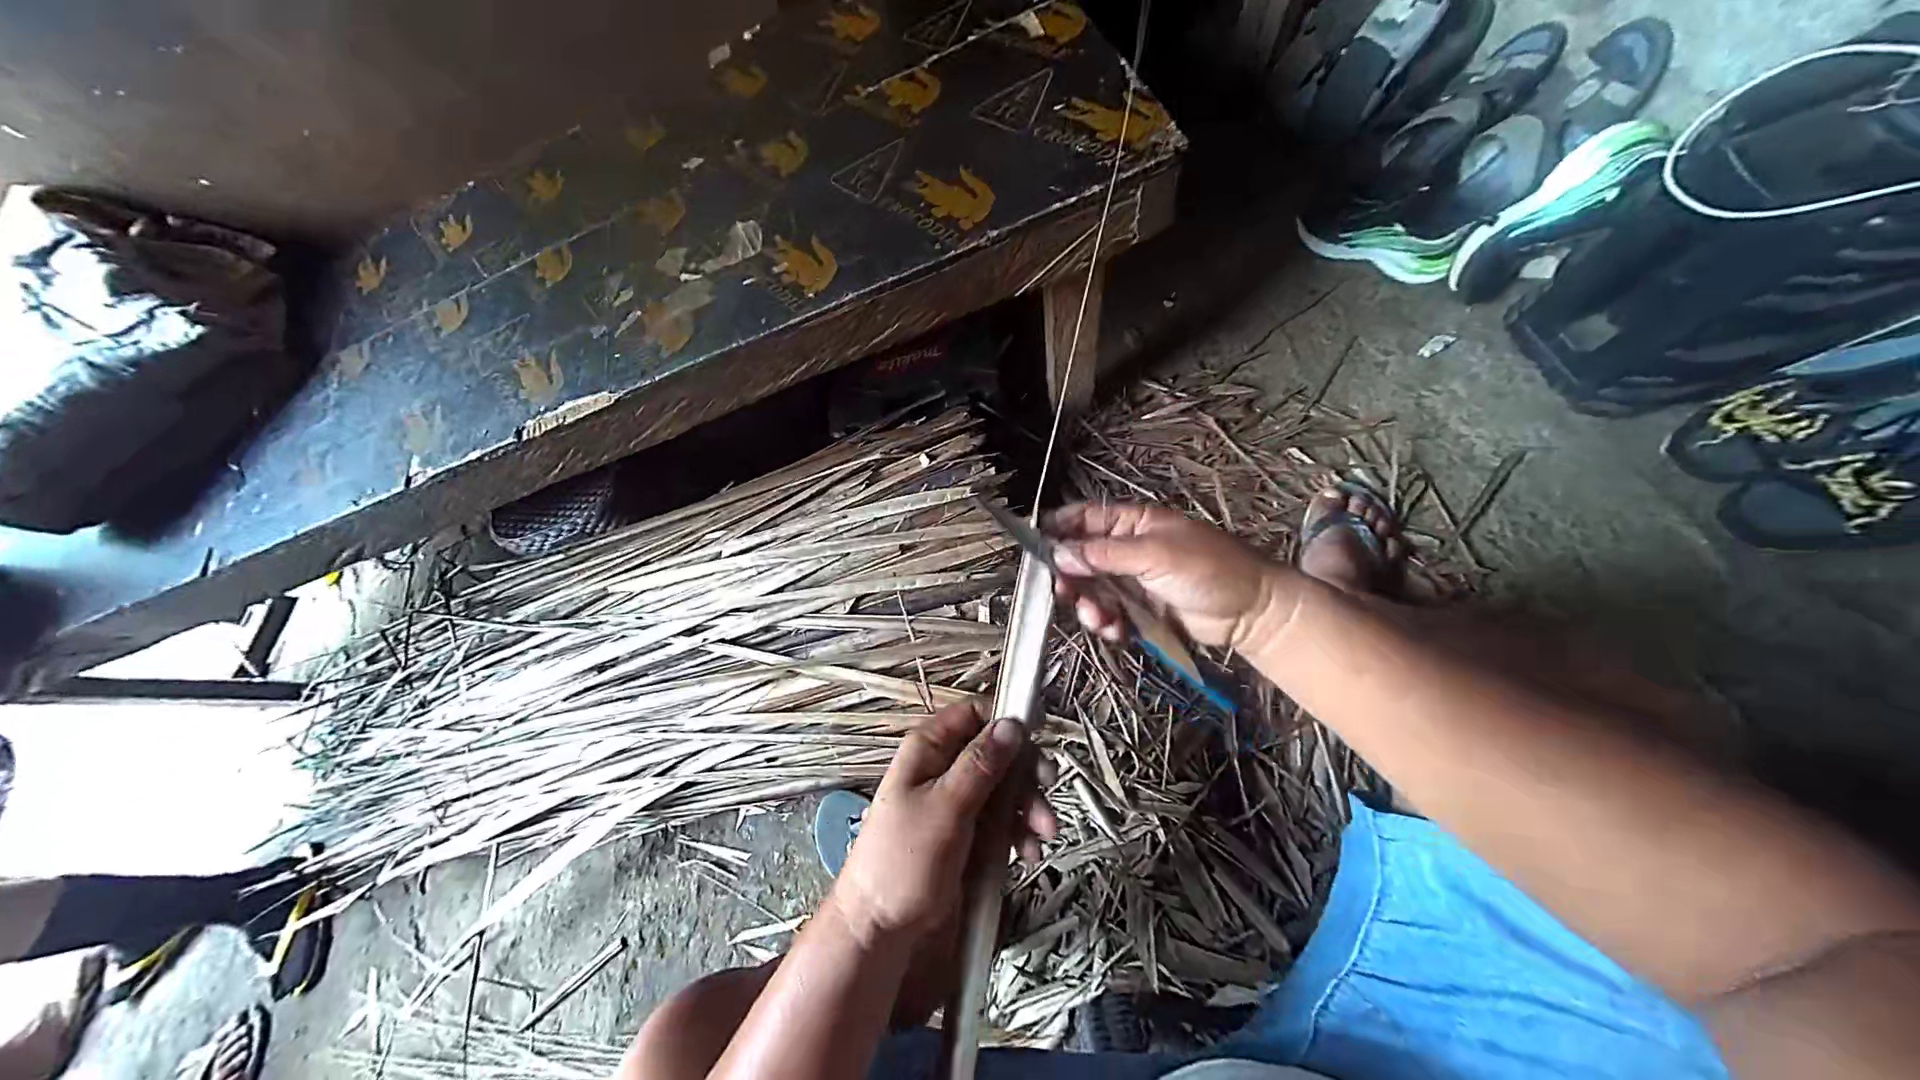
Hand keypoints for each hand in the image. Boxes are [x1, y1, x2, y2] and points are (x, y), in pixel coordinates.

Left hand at [830, 702, 1056, 947]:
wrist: (881, 929)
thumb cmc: (903, 863)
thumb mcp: (945, 808)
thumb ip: (980, 765)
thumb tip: (1010, 725)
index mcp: (928, 750)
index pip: (972, 714)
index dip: (1005, 723)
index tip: (1035, 742)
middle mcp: (943, 770)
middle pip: (996, 752)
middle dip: (1025, 774)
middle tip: (1046, 791)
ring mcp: (956, 803)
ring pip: (1004, 787)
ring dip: (1028, 808)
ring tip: (1042, 836)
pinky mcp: (967, 834)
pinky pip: (1001, 820)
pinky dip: (1019, 832)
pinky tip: (1028, 852)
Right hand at [1045, 502, 1291, 649]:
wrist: (1251, 611)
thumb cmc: (1208, 569)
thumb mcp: (1153, 554)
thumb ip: (1103, 554)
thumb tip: (1059, 553)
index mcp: (1132, 523)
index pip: (1084, 518)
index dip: (1059, 529)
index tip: (1035, 547)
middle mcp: (1128, 549)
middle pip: (1081, 559)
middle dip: (1071, 578)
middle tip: (1066, 594)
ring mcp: (1133, 581)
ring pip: (1092, 591)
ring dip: (1090, 606)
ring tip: (1102, 619)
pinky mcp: (1140, 610)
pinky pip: (1110, 614)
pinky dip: (1108, 624)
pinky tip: (1117, 631)